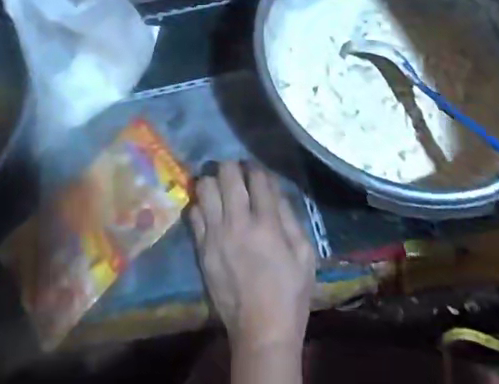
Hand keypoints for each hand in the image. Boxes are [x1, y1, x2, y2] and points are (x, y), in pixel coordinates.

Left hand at [188, 161, 315, 357]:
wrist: (261, 331)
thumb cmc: (290, 292)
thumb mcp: (304, 253)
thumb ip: (290, 217)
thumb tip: (275, 191)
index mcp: (266, 223)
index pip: (257, 177)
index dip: (257, 166)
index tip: (257, 167)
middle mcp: (238, 223)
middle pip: (227, 175)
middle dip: (232, 166)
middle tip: (237, 171)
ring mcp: (216, 236)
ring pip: (205, 189)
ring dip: (214, 181)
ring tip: (221, 186)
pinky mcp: (202, 251)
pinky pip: (194, 215)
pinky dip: (201, 205)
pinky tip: (210, 209)